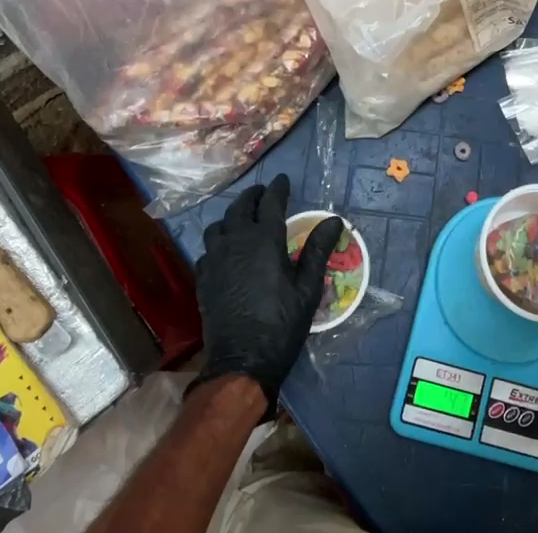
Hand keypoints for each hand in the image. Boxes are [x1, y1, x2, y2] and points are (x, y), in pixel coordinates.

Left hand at [194, 174, 341, 406]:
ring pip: (218, 225)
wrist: (243, 358)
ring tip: (242, 219)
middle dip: (253, 196)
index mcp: (265, 239)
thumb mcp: (308, 287)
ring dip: (232, 217)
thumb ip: (318, 249)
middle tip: (263, 194)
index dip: (278, 187)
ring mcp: (215, 259)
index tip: (283, 179)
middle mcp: (236, 241)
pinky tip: (226, 252)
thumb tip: (334, 220)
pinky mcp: (204, 277)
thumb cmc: (282, 323)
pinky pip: (208, 249)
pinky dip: (219, 242)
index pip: (271, 201)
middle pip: (240, 207)